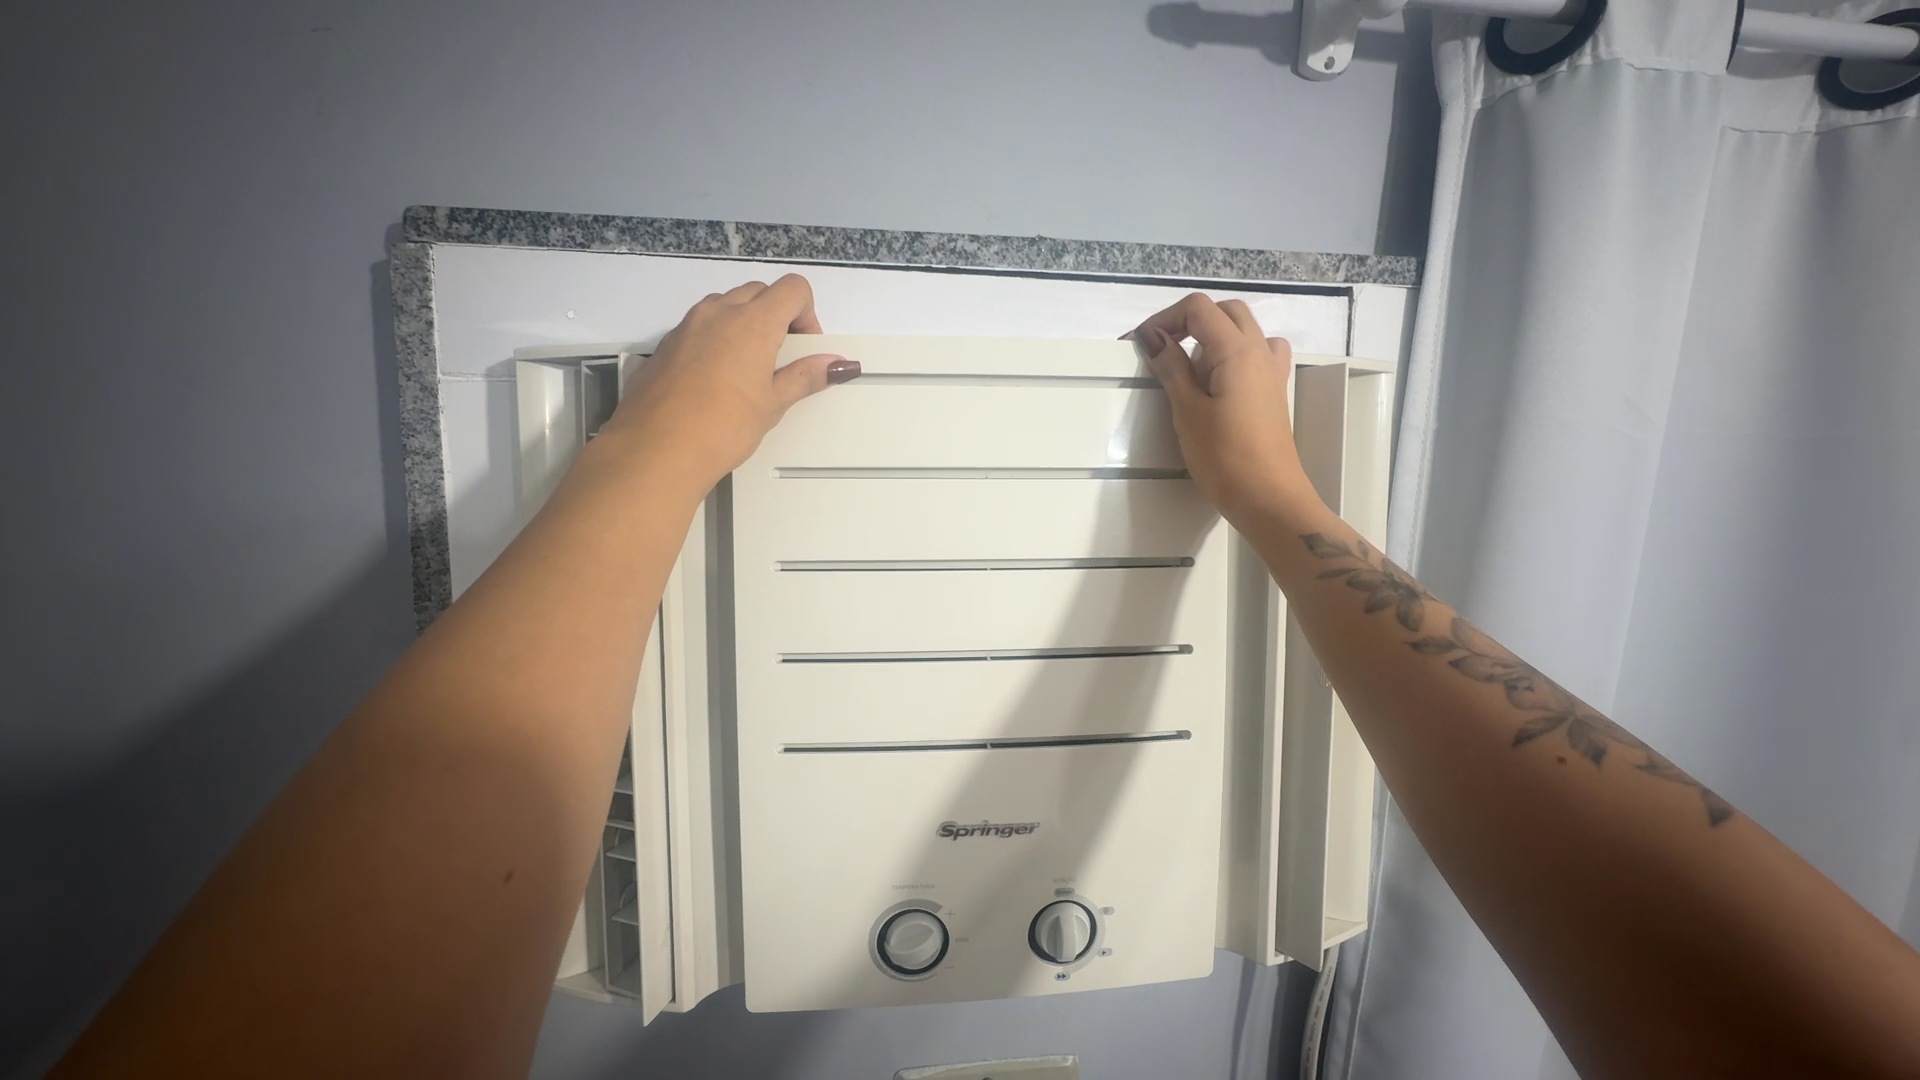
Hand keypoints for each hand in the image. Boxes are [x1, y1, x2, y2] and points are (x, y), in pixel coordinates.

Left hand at [597, 275, 857, 490]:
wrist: (657, 448)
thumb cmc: (724, 426)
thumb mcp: (773, 403)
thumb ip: (807, 376)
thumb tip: (841, 365)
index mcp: (753, 322)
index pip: (793, 289)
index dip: (807, 314)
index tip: (804, 350)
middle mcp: (719, 312)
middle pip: (760, 291)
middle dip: (778, 316)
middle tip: (781, 359)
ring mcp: (688, 324)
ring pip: (727, 304)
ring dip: (746, 322)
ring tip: (748, 369)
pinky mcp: (666, 343)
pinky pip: (700, 325)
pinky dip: (718, 337)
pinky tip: (716, 380)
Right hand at [1132, 294, 1321, 525]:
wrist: (1268, 497)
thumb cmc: (1224, 457)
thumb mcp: (1187, 411)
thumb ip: (1172, 368)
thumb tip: (1154, 338)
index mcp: (1236, 351)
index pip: (1199, 309)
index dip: (1165, 318)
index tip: (1143, 344)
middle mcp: (1259, 352)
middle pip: (1226, 312)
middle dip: (1190, 322)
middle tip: (1163, 350)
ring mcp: (1271, 372)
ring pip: (1245, 330)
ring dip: (1215, 336)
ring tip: (1193, 366)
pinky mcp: (1274, 393)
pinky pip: (1258, 354)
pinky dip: (1235, 354)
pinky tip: (1219, 382)